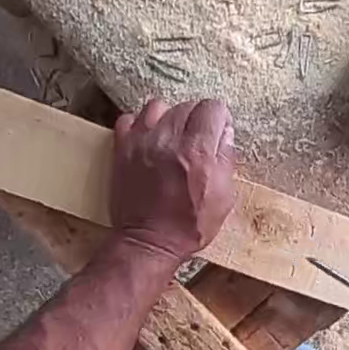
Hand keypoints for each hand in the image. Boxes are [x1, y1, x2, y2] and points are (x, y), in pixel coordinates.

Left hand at [109, 98, 237, 262]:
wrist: (148, 244)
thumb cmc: (188, 226)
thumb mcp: (223, 197)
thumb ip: (226, 159)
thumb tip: (225, 133)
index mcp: (198, 151)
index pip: (213, 107)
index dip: (218, 120)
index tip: (216, 135)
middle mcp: (168, 140)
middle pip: (187, 105)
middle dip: (196, 120)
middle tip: (195, 143)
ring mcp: (141, 143)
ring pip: (158, 106)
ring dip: (167, 119)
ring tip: (170, 139)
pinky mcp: (122, 150)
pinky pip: (129, 119)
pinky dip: (139, 126)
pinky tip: (147, 142)